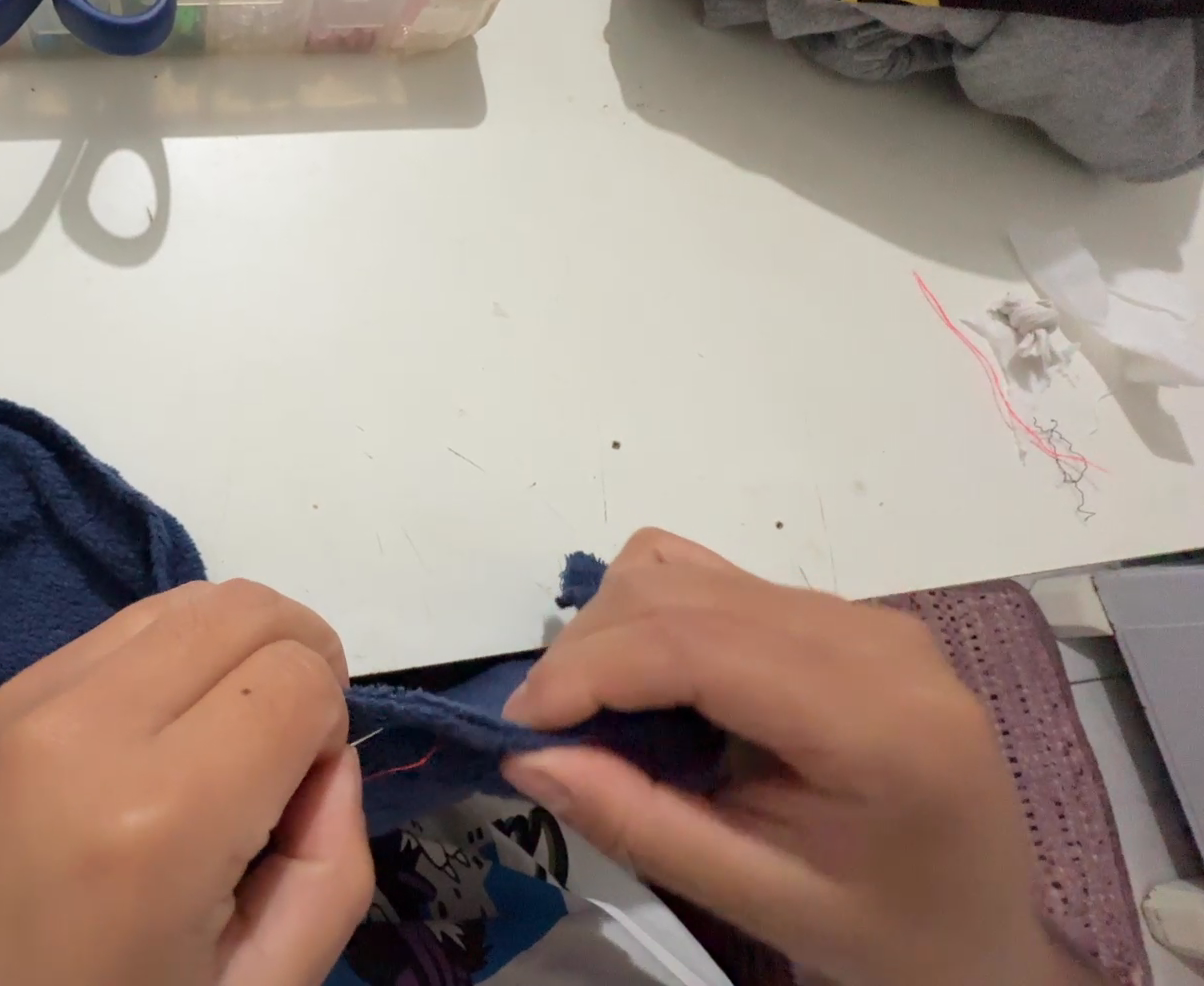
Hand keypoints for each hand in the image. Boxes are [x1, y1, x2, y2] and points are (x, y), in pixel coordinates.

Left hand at [0, 580, 373, 985]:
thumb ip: (331, 867)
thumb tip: (326, 754)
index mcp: (158, 817)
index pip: (299, 678)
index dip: (330, 725)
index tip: (302, 790)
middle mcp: (91, 724)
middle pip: (248, 608)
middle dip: (301, 654)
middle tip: (288, 743)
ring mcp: (37, 692)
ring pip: (193, 598)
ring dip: (241, 646)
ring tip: (230, 728)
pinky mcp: (12, 685)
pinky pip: (134, 622)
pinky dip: (184, 649)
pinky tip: (170, 721)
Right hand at [501, 529, 1103, 985]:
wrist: (975, 921)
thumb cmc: (878, 926)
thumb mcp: (754, 899)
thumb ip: (634, 823)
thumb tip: (523, 755)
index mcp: (878, 721)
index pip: (694, 648)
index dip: (587, 671)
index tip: (521, 722)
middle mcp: (865, 637)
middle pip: (670, 595)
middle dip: (583, 653)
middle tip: (550, 727)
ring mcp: (845, 610)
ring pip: (671, 570)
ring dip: (604, 628)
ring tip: (598, 702)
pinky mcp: (818, 604)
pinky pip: (693, 570)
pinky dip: (639, 608)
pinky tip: (648, 670)